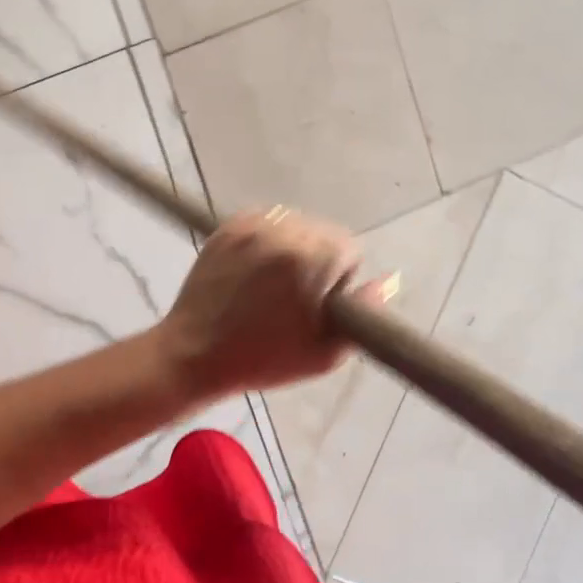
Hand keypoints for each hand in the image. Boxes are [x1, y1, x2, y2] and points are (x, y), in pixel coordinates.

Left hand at [157, 206, 388, 400]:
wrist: (194, 353)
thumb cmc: (263, 359)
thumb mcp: (325, 352)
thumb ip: (364, 313)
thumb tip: (388, 281)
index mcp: (310, 257)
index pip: (349, 248)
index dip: (340, 278)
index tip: (317, 305)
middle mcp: (280, 232)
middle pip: (321, 232)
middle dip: (318, 259)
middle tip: (294, 297)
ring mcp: (247, 228)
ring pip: (291, 224)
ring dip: (292, 247)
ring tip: (273, 284)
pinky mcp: (223, 230)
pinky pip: (261, 223)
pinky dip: (265, 241)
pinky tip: (255, 270)